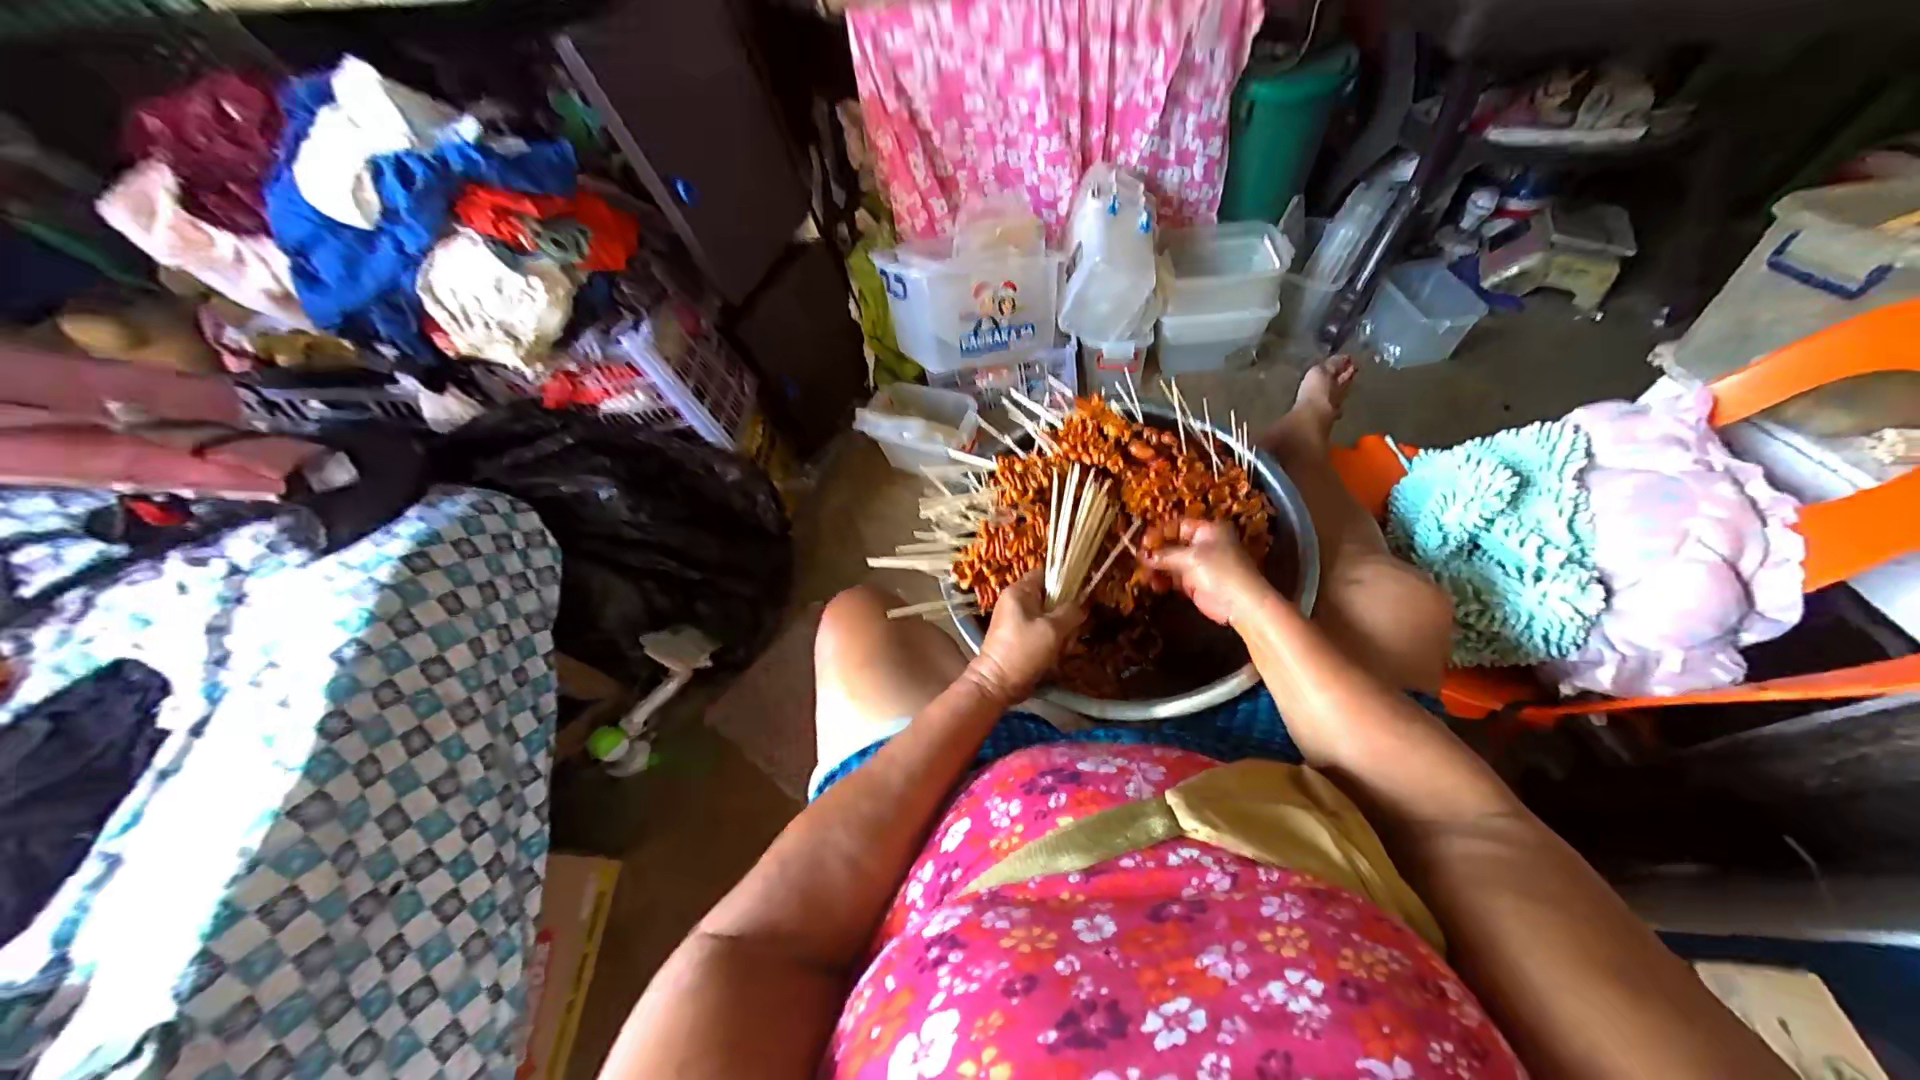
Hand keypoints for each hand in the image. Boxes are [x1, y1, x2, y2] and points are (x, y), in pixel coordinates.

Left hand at [964, 572, 1084, 702]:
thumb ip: (1071, 612)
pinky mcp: (1021, 638)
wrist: (998, 683)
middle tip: (1072, 630)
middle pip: (1052, 598)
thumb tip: (1082, 605)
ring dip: (1062, 633)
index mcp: (1019, 591)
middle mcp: (1017, 602)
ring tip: (1064, 648)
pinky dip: (1053, 643)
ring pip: (1051, 618)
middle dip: (1066, 615)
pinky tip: (1057, 656)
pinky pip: (1044, 633)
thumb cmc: (1023, 650)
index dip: (1065, 579)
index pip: (1045, 572)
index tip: (1081, 594)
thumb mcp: (1052, 628)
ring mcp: (1019, 620)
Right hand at [1146, 519, 1274, 626]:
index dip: (1159, 533)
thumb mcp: (1191, 557)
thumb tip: (1143, 555)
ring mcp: (1198, 564)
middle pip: (1172, 543)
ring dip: (1157, 568)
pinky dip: (1163, 580)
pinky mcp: (1194, 582)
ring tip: (1145, 576)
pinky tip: (1154, 585)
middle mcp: (1202, 544)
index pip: (1177, 525)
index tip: (1143, 543)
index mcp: (1208, 530)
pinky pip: (1173, 578)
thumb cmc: (1220, 571)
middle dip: (1155, 552)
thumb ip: (1165, 555)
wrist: (1241, 603)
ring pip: (1170, 562)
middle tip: (1139, 560)